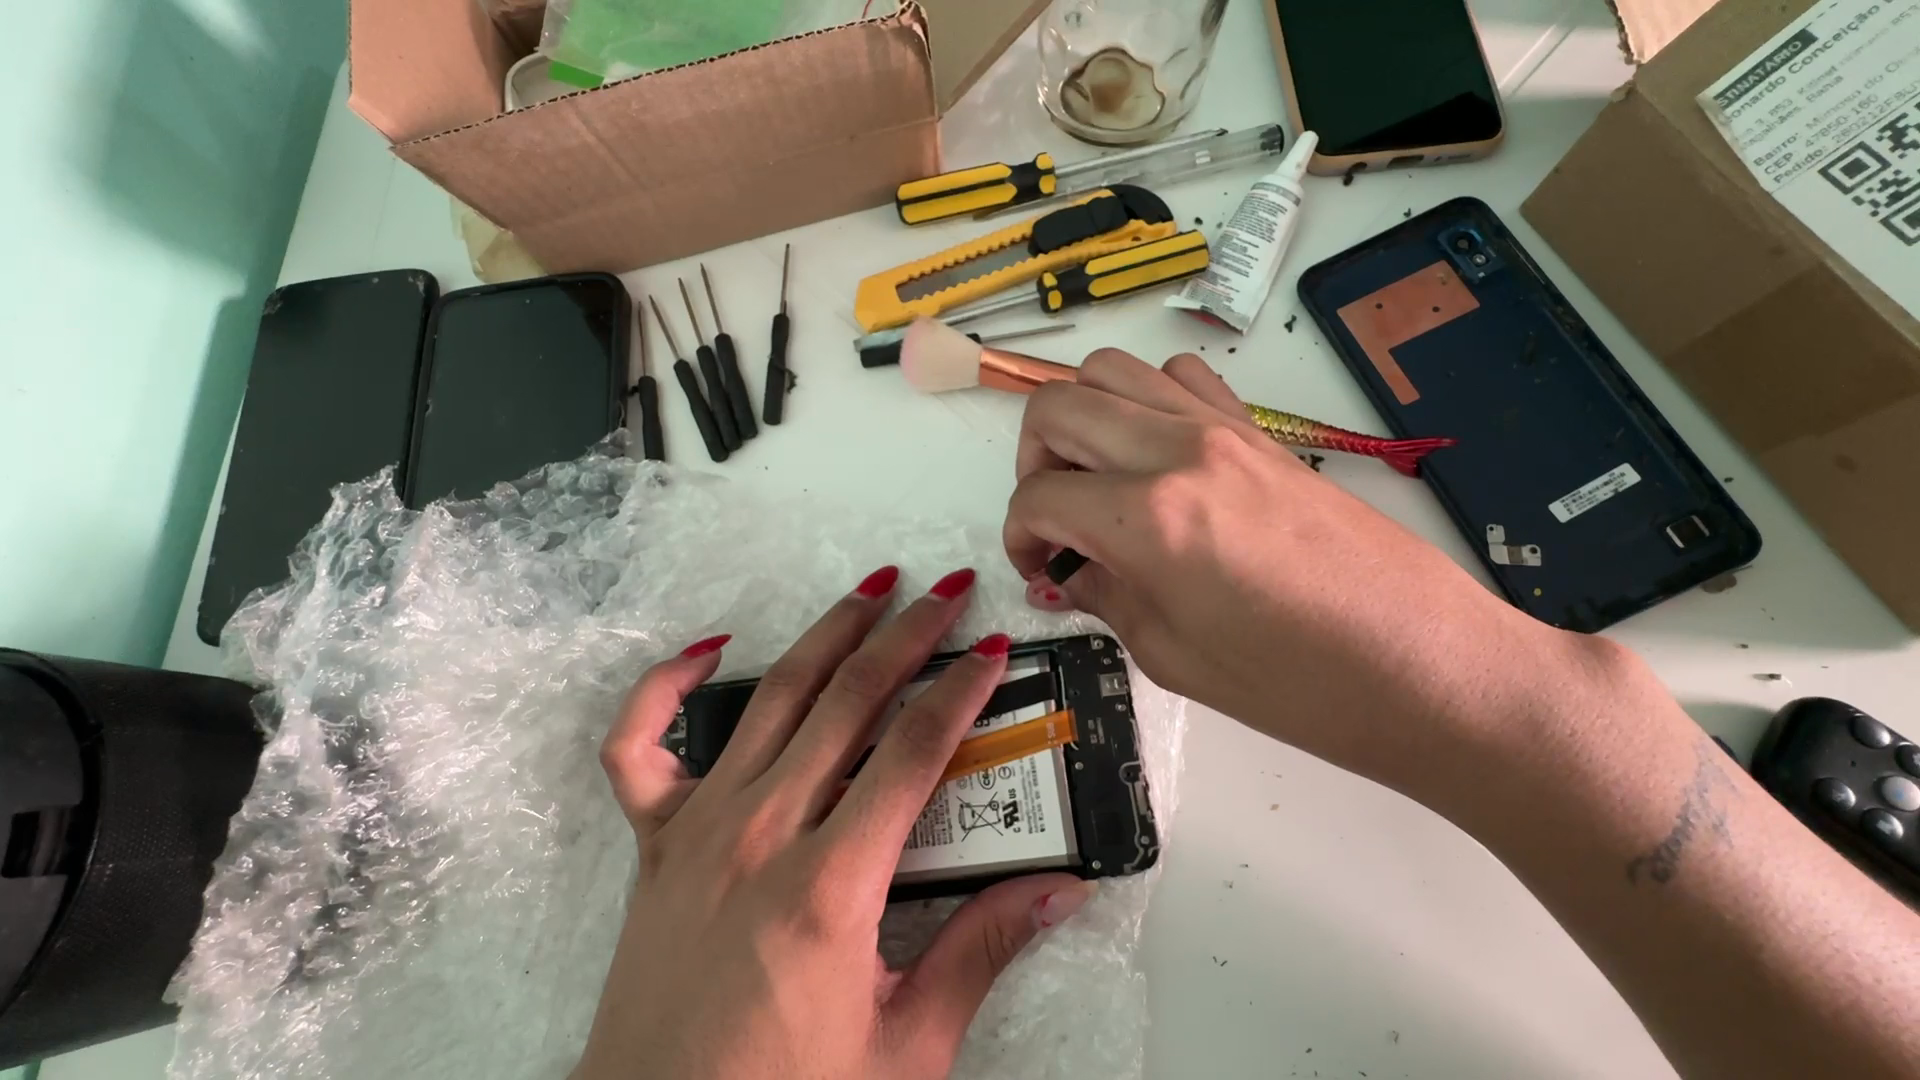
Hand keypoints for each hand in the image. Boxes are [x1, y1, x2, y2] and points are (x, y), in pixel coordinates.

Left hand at [578, 566, 1093, 1079]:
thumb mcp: (905, 1045)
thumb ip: (982, 951)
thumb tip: (1058, 892)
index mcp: (829, 886)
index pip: (914, 751)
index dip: (961, 691)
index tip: (992, 651)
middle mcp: (760, 835)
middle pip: (849, 699)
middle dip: (908, 636)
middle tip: (946, 593)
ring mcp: (699, 828)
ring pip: (772, 697)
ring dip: (826, 635)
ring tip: (870, 591)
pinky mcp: (656, 840)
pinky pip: (640, 742)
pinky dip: (667, 686)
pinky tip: (711, 651)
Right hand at [1002, 349, 1598, 793]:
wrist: (1428, 666)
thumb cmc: (1301, 687)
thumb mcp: (1174, 657)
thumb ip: (1105, 598)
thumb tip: (1067, 571)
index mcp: (1150, 519)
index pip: (1040, 495)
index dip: (1017, 534)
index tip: (1037, 566)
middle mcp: (1179, 451)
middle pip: (1058, 406)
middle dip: (1031, 460)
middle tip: (1054, 517)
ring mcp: (1225, 429)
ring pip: (1111, 370)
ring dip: (1081, 419)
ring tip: (1096, 479)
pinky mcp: (1262, 430)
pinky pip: (1181, 376)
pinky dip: (1145, 400)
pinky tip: (1157, 457)